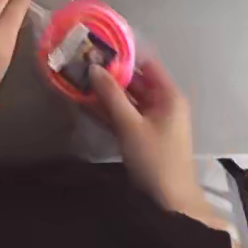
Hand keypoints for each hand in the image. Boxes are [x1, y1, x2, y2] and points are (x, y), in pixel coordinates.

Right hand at [90, 56, 203, 215]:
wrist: (170, 202)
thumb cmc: (155, 159)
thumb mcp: (130, 125)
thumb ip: (111, 95)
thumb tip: (93, 67)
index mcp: (168, 95)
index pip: (146, 63)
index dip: (124, 53)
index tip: (98, 44)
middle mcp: (162, 103)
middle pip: (134, 81)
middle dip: (109, 73)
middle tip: (81, 62)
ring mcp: (152, 120)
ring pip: (126, 99)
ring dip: (104, 92)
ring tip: (77, 78)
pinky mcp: (141, 135)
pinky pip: (123, 115)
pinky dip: (106, 110)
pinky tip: (83, 103)